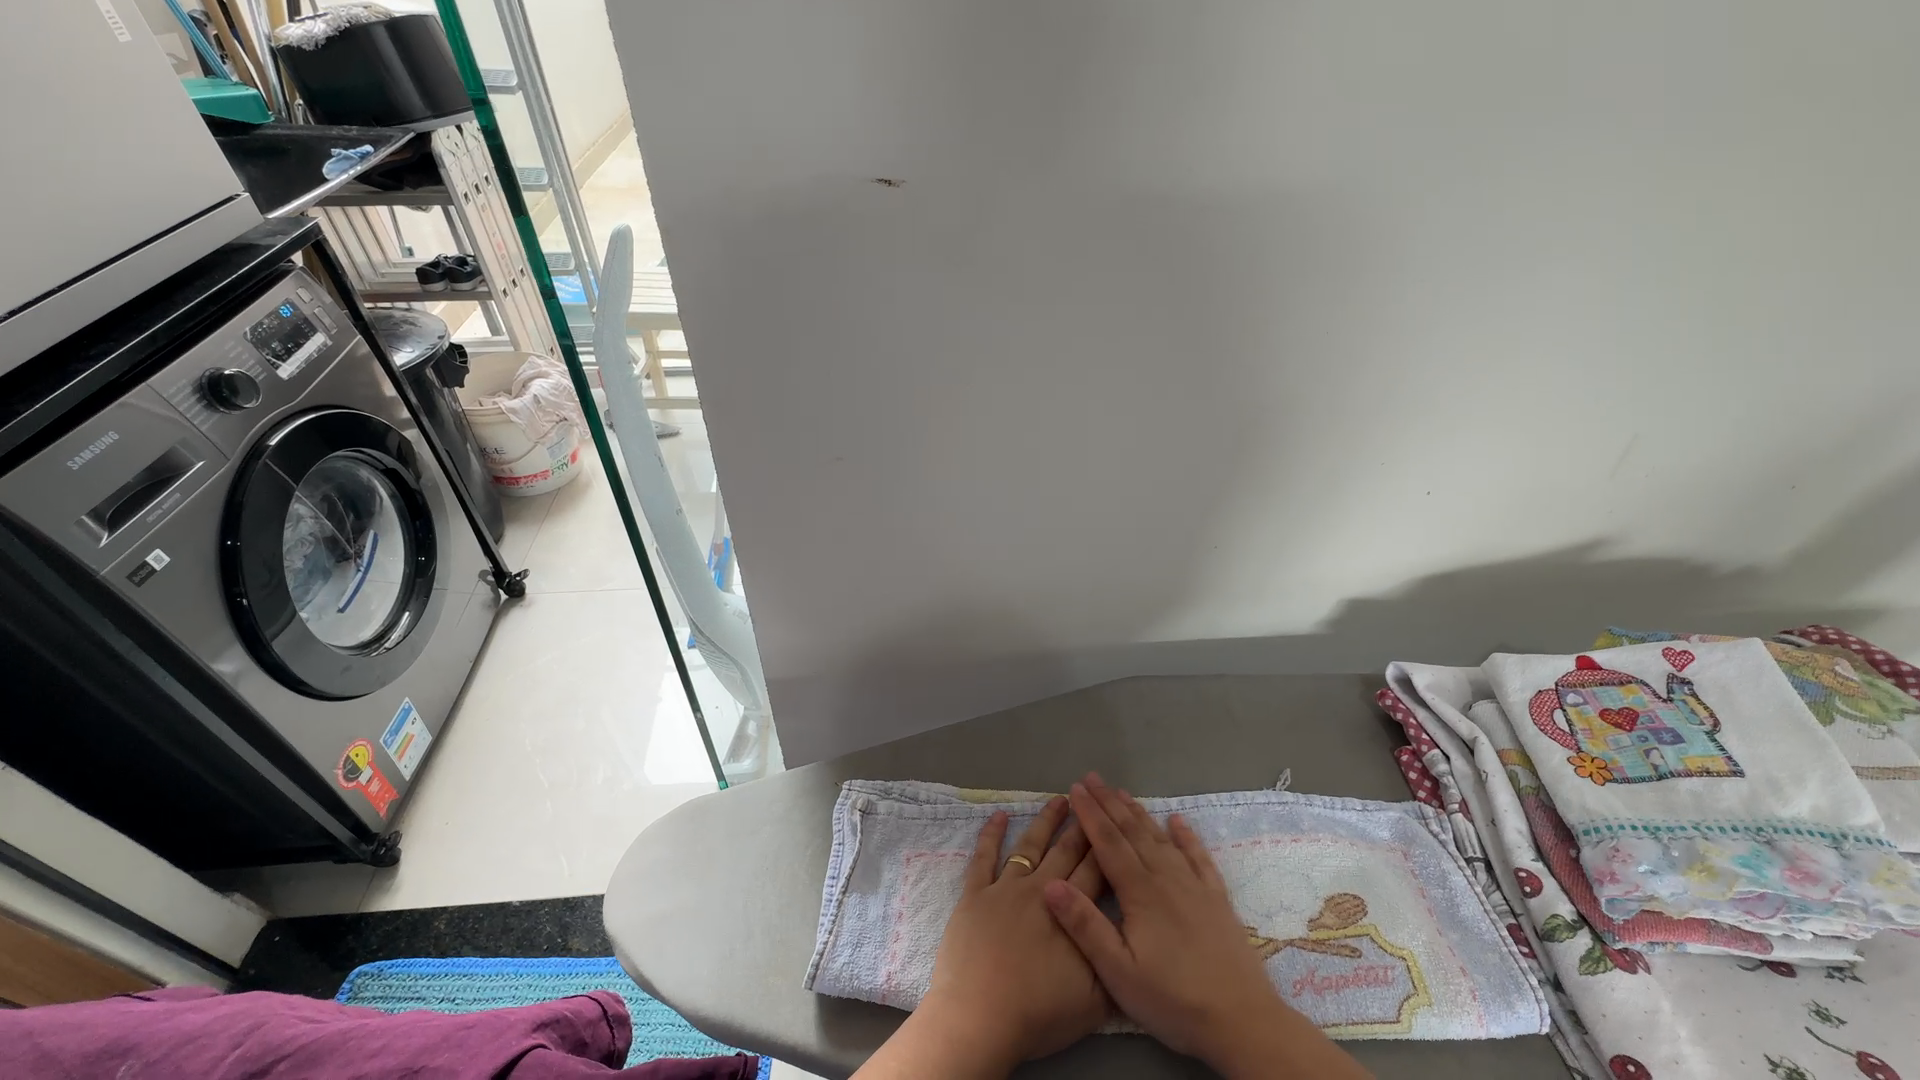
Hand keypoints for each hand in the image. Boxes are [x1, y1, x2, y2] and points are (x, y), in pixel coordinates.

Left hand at [854, 796, 1108, 1079]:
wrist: (979, 1018)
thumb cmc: (1038, 1014)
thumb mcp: (1095, 1002)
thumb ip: (1114, 967)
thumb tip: (1131, 941)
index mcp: (1072, 913)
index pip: (1097, 872)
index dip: (1109, 847)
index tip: (1118, 823)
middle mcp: (1040, 890)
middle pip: (1066, 851)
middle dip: (1083, 825)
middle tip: (1093, 801)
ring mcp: (1005, 888)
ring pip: (1030, 845)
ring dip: (1045, 821)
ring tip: (1059, 799)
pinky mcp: (974, 895)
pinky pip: (983, 857)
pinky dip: (991, 834)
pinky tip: (999, 815)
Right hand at [1045, 774, 1370, 1079]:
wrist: (1241, 1021)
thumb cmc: (1172, 1000)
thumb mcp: (1117, 971)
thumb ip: (1084, 925)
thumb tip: (1051, 883)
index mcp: (1140, 893)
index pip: (1108, 843)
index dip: (1089, 814)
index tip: (1073, 789)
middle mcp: (1167, 879)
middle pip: (1133, 832)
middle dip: (1109, 803)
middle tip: (1091, 778)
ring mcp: (1195, 887)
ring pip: (1161, 839)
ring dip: (1139, 813)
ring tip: (1122, 792)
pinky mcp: (1217, 900)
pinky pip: (1199, 857)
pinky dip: (1186, 836)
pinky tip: (1178, 821)